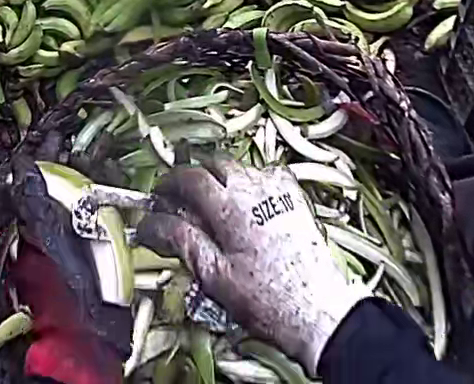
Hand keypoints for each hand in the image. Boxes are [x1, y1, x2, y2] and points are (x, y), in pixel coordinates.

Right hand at [136, 156, 366, 373]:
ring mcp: (274, 187)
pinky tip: (248, 202)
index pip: (189, 177)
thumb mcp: (216, 276)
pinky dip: (248, 180)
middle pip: (212, 164)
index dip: (170, 183)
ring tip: (214, 201)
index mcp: (228, 206)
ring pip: (237, 166)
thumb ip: (183, 241)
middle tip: (184, 197)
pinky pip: (263, 173)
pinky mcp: (292, 194)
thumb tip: (153, 223)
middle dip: (194, 176)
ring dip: (220, 177)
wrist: (320, 310)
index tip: (160, 195)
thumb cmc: (267, 300)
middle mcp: (250, 186)